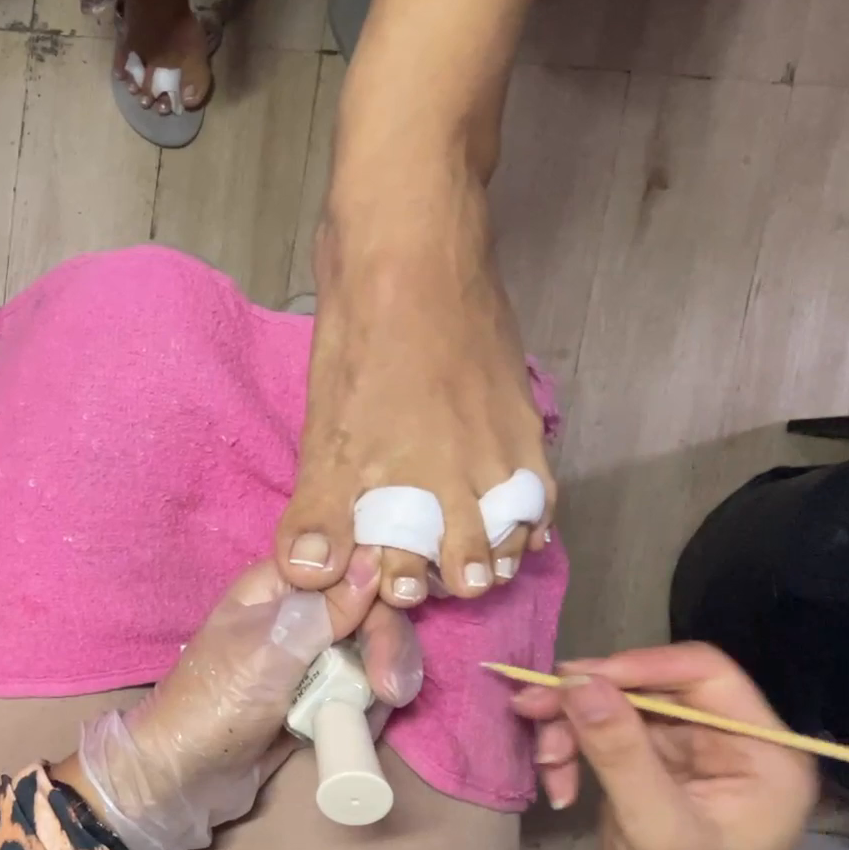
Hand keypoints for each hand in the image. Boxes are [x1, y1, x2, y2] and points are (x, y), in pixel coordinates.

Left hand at [56, 549, 420, 849]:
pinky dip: (370, 702)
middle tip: (391, 688)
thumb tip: (371, 557)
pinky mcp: (315, 694)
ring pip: (369, 649)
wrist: (186, 775)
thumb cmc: (217, 702)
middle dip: (386, 642)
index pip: (346, 563)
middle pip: (366, 608)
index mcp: (277, 586)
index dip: (380, 581)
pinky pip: (359, 687)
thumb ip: (324, 609)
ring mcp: (307, 656)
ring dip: (385, 674)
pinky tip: (368, 721)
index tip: (404, 607)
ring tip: (385, 704)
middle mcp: (296, 612)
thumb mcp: (271, 650)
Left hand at [279, 199, 555, 609]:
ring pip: (511, 537)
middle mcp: (477, 489)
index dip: (391, 592)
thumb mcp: (324, 433)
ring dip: (486, 555)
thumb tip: (309, 577)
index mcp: (419, 498)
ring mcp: (512, 457)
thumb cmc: (361, 348)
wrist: (416, 257)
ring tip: (457, 554)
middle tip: (412, 568)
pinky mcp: (529, 424)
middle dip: (440, 580)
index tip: (370, 583)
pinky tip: (506, 521)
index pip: (417, 581)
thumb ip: (319, 510)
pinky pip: (539, 495)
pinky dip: (523, 519)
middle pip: (472, 569)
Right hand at [510, 644, 817, 849]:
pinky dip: (568, 751)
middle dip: (586, 701)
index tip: (574, 681)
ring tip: (543, 762)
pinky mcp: (646, 768)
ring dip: (568, 728)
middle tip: (528, 709)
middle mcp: (725, 741)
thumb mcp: (655, 826)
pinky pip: (598, 735)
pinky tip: (556, 784)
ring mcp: (683, 755)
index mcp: (759, 751)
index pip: (703, 672)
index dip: (639, 665)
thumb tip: (576, 680)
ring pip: (612, 707)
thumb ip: (619, 750)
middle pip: (646, 686)